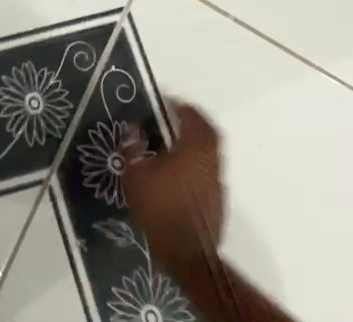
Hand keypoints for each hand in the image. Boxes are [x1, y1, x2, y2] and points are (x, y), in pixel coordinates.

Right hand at [119, 102, 224, 265]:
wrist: (186, 251)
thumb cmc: (158, 209)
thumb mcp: (135, 176)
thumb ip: (133, 148)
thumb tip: (134, 128)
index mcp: (191, 150)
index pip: (193, 119)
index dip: (182, 106)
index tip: (169, 101)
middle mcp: (209, 161)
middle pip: (210, 132)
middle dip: (195, 119)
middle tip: (178, 114)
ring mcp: (217, 180)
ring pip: (213, 150)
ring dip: (199, 138)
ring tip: (180, 138)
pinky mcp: (219, 196)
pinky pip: (211, 166)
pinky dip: (201, 157)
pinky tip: (184, 166)